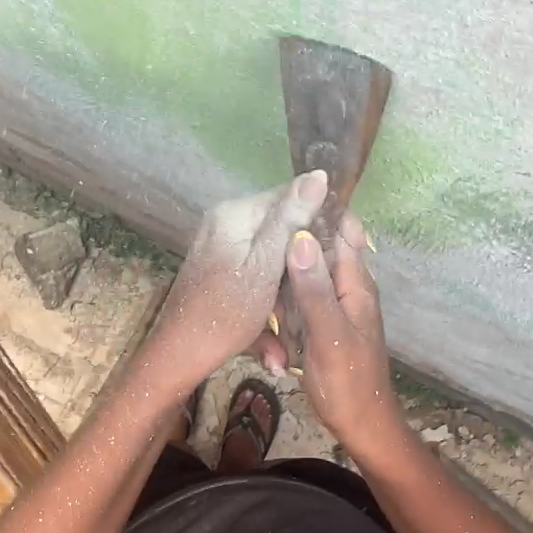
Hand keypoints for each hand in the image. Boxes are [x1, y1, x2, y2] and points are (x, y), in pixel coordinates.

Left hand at [144, 171, 328, 389]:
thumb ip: (290, 221)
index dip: (322, 216)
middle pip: (282, 226)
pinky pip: (258, 272)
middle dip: (306, 254)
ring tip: (309, 308)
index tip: (352, 242)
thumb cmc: (226, 313)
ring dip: (290, 282)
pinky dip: (270, 297)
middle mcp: (226, 222)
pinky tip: (280, 331)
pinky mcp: (222, 269)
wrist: (180, 356)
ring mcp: (222, 246)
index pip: (290, 195)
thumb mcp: (265, 267)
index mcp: (235, 214)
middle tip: (333, 279)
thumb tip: (319, 175)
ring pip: (273, 253)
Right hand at [277, 211, 404, 453]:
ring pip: (302, 275)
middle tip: (254, 250)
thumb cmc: (348, 383)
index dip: (317, 210)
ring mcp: (331, 305)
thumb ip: (314, 288)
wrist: (360, 426)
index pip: (343, 228)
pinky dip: (281, 304)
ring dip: (280, 281)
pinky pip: (297, 300)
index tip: (280, 205)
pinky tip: (262, 315)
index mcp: (356, 283)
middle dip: (288, 247)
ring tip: (254, 286)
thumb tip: (301, 236)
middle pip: (317, 248)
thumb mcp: (328, 335)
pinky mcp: (318, 322)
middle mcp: (346, 286)